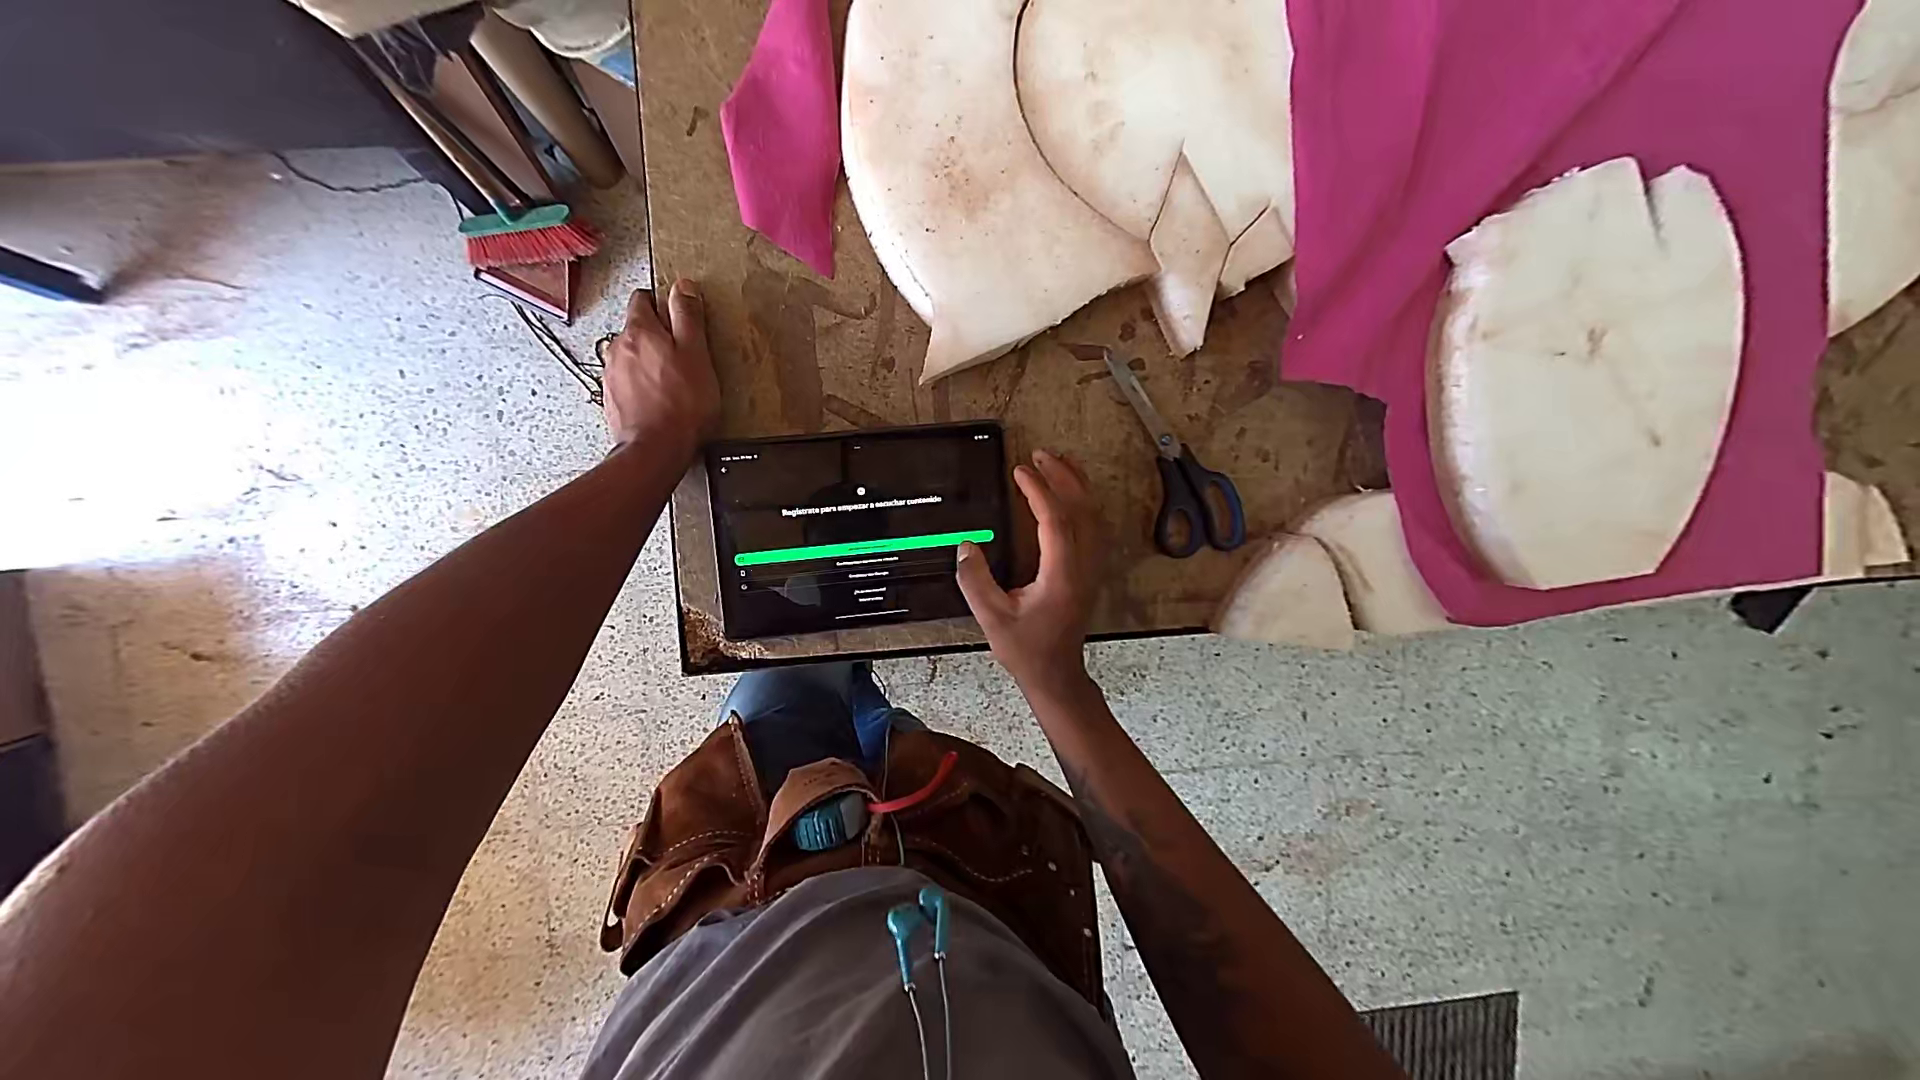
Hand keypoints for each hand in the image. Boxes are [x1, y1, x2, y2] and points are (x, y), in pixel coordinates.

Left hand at [603, 279, 720, 453]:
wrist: (656, 450)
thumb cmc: (682, 407)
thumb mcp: (697, 355)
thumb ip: (688, 318)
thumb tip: (683, 288)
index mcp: (639, 331)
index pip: (643, 299)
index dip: (664, 305)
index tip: (680, 319)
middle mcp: (618, 348)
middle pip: (637, 330)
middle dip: (658, 337)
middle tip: (684, 357)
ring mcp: (612, 375)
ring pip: (631, 357)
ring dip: (649, 363)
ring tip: (675, 383)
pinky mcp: (612, 399)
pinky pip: (628, 383)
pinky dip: (642, 386)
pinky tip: (662, 401)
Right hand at [956, 449, 1103, 699]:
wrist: (1056, 673)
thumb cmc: (1027, 649)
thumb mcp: (992, 617)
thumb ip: (975, 580)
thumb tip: (966, 546)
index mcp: (1061, 576)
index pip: (1054, 521)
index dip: (1038, 491)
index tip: (1020, 470)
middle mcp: (1082, 568)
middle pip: (1081, 510)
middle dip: (1062, 477)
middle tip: (1040, 455)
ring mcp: (1090, 569)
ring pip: (1092, 516)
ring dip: (1076, 486)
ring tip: (1058, 463)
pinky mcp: (1088, 571)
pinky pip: (1092, 527)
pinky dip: (1082, 503)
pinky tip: (1070, 494)